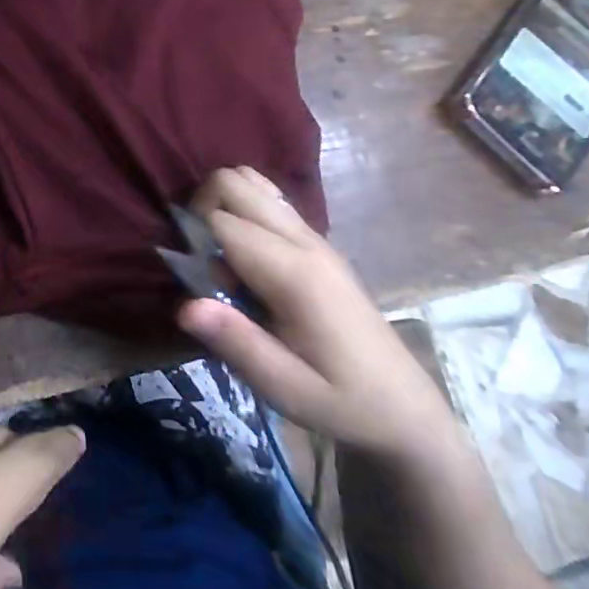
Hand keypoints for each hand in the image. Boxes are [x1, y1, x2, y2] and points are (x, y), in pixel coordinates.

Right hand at [176, 167, 462, 459]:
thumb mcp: (286, 388)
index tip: (197, 282)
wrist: (404, 407)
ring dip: (222, 205)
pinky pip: (269, 200)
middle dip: (201, 207)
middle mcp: (303, 240)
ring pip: (252, 181)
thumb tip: (184, 306)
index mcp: (294, 273)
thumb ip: (236, 343)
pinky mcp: (317, 243)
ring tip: (220, 257)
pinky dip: (242, 210)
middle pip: (235, 181)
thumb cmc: (342, 402)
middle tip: (201, 261)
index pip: (222, 220)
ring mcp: (314, 236)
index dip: (194, 241)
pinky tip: (244, 257)